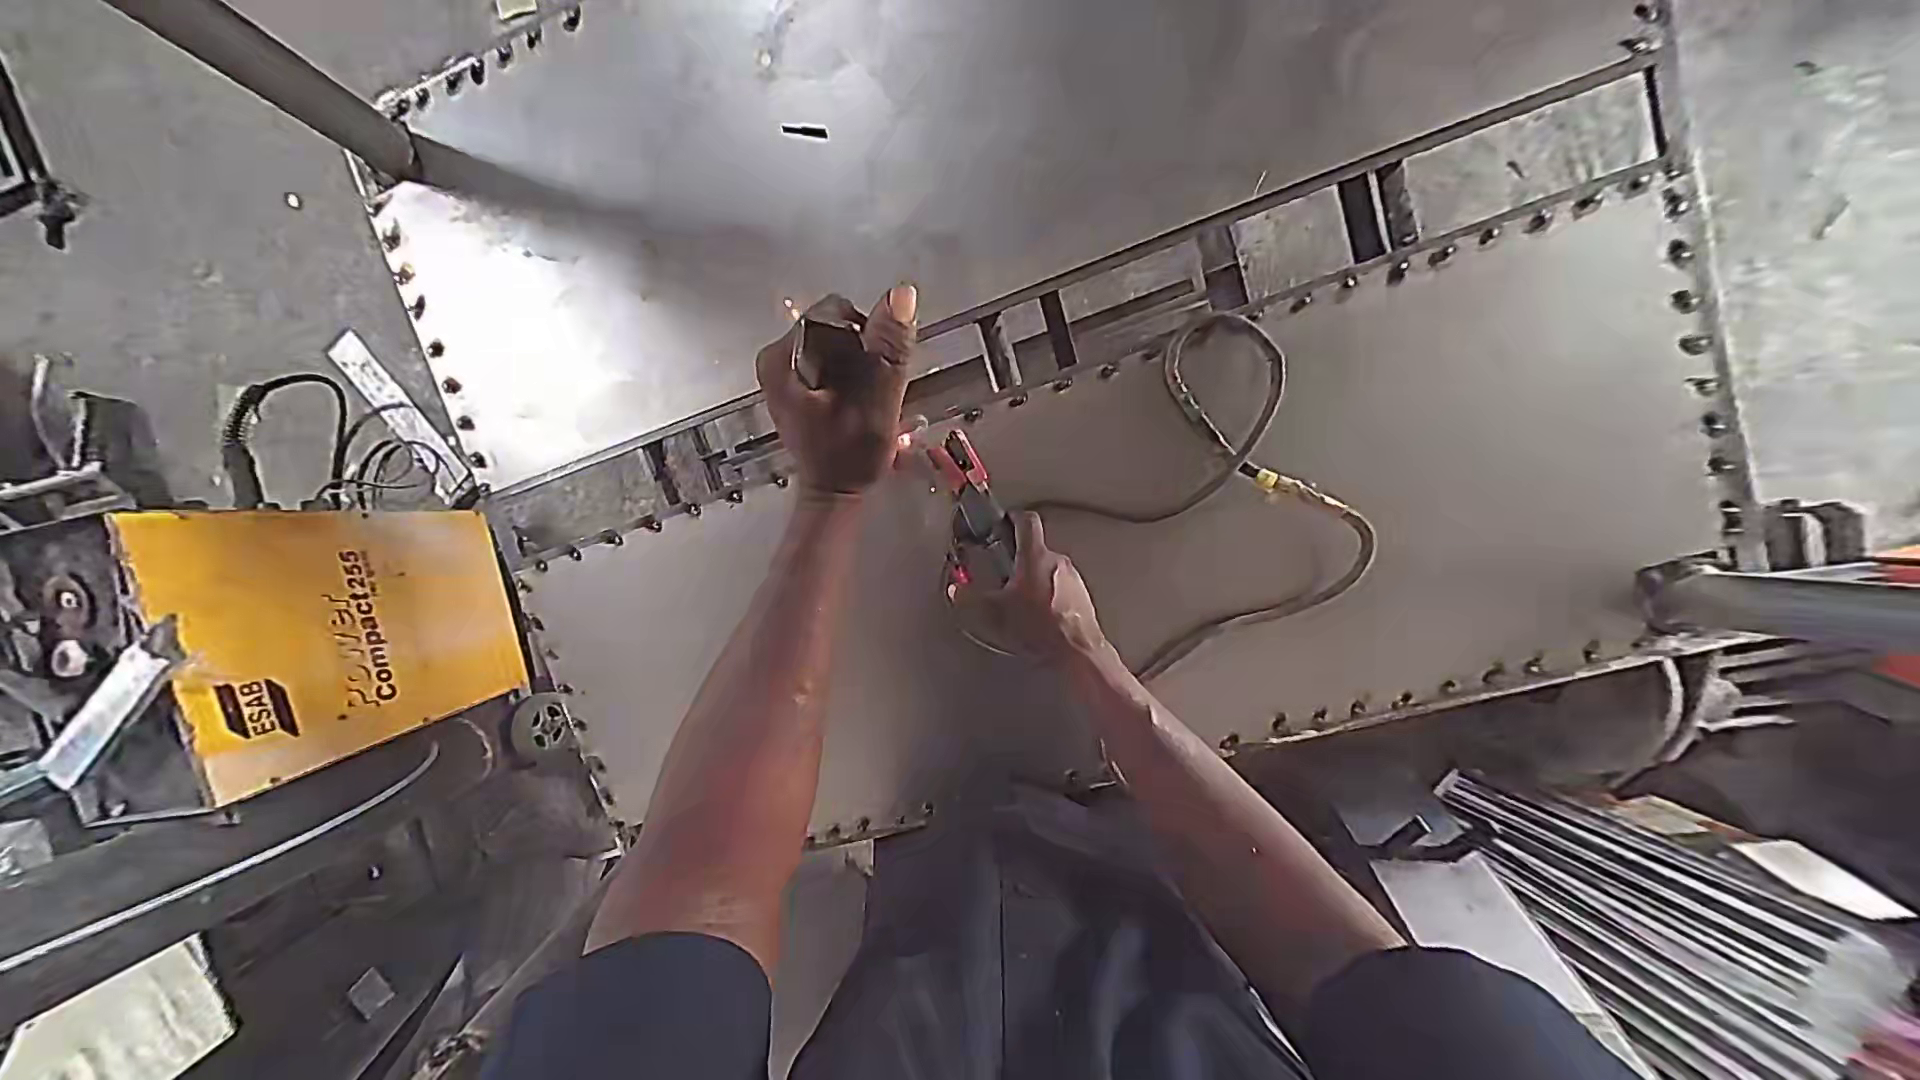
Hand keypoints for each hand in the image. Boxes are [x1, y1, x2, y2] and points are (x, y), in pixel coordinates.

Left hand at [755, 285, 917, 495]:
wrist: (834, 494)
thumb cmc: (850, 458)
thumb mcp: (877, 404)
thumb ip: (889, 351)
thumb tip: (902, 294)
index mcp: (782, 358)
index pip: (834, 314)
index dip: (868, 338)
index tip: (877, 375)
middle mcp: (775, 357)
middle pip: (834, 326)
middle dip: (863, 353)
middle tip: (872, 393)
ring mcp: (783, 370)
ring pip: (836, 342)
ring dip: (861, 365)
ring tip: (866, 402)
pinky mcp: (795, 383)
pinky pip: (832, 359)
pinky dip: (852, 375)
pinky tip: (857, 402)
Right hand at [957, 512, 1108, 664]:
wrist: (1074, 652)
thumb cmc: (1039, 628)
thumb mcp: (993, 612)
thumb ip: (968, 597)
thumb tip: (957, 591)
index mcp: (1035, 557)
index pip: (1027, 521)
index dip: (1014, 517)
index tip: (1006, 520)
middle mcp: (1058, 562)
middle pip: (1037, 547)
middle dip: (1020, 557)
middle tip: (1004, 570)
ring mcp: (1073, 579)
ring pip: (1050, 568)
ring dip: (1035, 576)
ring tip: (1021, 598)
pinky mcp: (1082, 596)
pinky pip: (1062, 586)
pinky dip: (1049, 593)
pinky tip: (1038, 613)